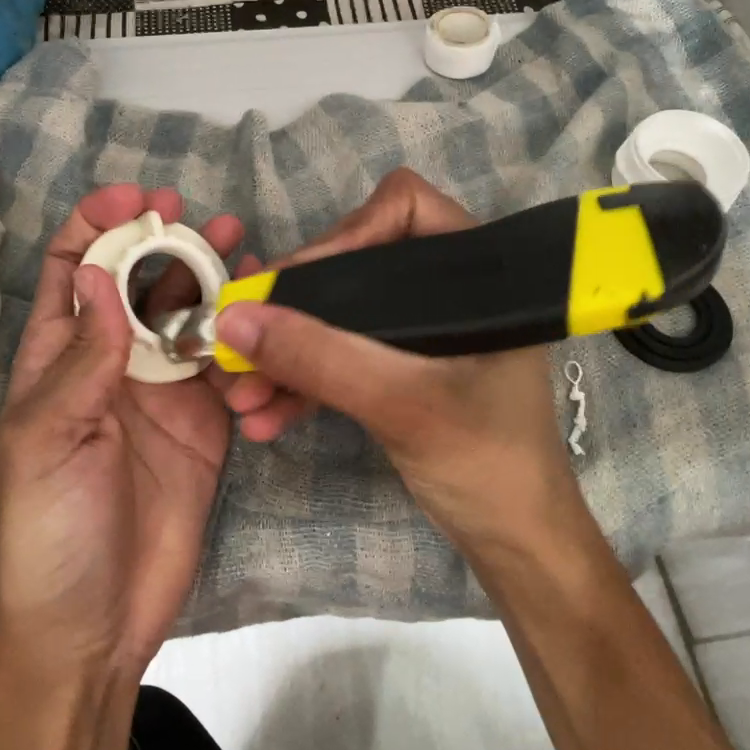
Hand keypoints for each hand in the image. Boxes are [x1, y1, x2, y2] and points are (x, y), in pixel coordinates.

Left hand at [0, 186, 240, 749]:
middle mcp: (109, 366)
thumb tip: (97, 272)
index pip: (71, 273)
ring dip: (209, 277)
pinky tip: (260, 311)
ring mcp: (161, 393)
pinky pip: (225, 366)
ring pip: (186, 317)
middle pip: (137, 284)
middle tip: (198, 216)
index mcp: (56, 361)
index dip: (96, 227)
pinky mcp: (205, 424)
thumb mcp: (46, 440)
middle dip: (163, 242)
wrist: (95, 624)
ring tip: (240, 244)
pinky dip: (242, 335)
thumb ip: (79, 359)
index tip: (136, 200)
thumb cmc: (50, 531)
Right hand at [209, 169, 569, 550]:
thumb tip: (233, 319)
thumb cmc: (486, 462)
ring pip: (341, 314)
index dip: (346, 234)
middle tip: (244, 341)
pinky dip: (306, 379)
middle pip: (355, 262)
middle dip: (295, 308)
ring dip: (290, 350)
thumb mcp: (401, 404)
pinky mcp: (403, 367)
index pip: (403, 207)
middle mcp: (448, 287)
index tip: (297, 286)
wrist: (516, 542)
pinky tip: (268, 415)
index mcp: (476, 271)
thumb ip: (319, 357)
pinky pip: (344, 354)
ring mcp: (423, 329)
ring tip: (242, 394)